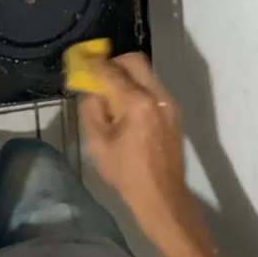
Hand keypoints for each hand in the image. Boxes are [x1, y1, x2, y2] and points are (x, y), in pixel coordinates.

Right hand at [80, 53, 205, 247]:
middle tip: (99, 75)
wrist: (162, 195)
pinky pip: (154, 87)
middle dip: (114, 63)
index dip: (93, 65)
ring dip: (127, 75)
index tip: (82, 62)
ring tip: (112, 95)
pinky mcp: (174, 111)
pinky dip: (138, 88)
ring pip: (146, 73)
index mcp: (136, 103)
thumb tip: (91, 89)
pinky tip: (127, 108)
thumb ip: (92, 109)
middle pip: (134, 61)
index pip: (111, 71)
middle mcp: (157, 95)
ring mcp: (169, 102)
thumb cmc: (126, 174)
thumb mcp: (98, 144)